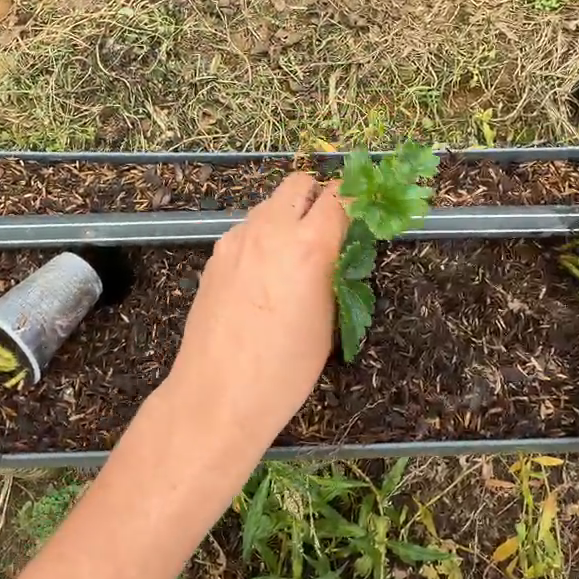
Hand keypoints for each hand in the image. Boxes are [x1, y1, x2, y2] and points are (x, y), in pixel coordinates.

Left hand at [163, 173, 348, 445]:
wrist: (217, 395)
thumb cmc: (285, 371)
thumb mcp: (328, 321)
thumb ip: (335, 272)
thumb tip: (340, 249)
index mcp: (308, 247)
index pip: (340, 197)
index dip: (355, 201)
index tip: (363, 212)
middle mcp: (270, 231)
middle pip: (299, 183)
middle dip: (318, 196)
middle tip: (327, 228)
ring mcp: (237, 239)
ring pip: (270, 204)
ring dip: (287, 216)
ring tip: (293, 257)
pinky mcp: (215, 254)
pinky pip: (247, 230)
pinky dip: (262, 238)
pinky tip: (262, 276)